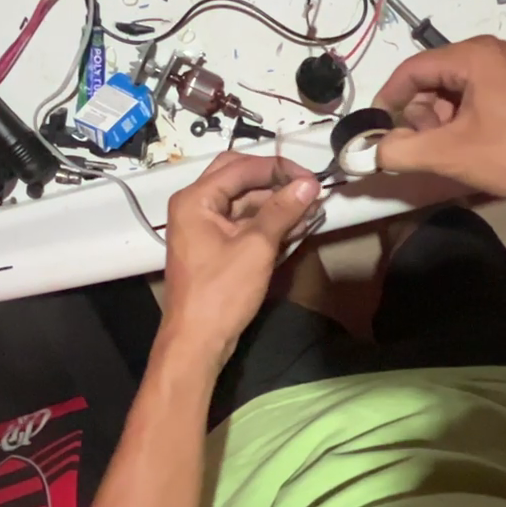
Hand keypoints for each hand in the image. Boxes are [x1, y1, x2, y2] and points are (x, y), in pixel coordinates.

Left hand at [159, 153, 321, 370]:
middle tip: (306, 187)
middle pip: (238, 177)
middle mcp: (194, 206)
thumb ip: (282, 210)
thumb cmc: (222, 292)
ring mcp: (202, 227)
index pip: (241, 166)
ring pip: (242, 201)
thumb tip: (309, 184)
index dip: (278, 168)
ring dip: (274, 203)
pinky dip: (266, 222)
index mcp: (195, 199)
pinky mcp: (213, 247)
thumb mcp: (257, 247)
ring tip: (309, 208)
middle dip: (274, 180)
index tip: (311, 178)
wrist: (197, 340)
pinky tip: (295, 225)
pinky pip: (241, 223)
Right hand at [373, 36, 505, 261]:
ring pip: (450, 95)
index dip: (386, 101)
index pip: (410, 69)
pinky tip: (468, 152)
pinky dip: (459, 126)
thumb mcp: (450, 154)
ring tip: (449, 155)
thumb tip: (366, 151)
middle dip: (418, 118)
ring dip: (438, 126)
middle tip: (424, 149)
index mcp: (472, 56)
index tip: (375, 132)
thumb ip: (399, 151)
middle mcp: (488, 55)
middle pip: (430, 81)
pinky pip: (472, 103)